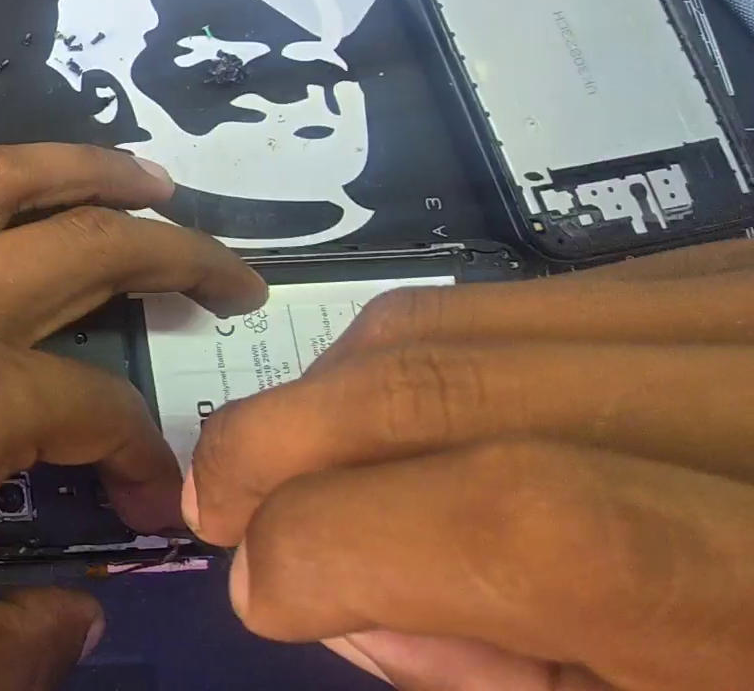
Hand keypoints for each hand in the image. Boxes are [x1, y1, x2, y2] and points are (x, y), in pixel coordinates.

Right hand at [182, 241, 753, 690]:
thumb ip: (499, 677)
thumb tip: (329, 595)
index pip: (533, 520)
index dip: (342, 551)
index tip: (261, 592)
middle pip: (450, 382)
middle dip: (281, 444)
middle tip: (215, 502)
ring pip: (445, 321)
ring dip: (322, 398)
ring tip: (289, 463)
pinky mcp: (719, 268)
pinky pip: (491, 299)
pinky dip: (397, 362)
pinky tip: (387, 424)